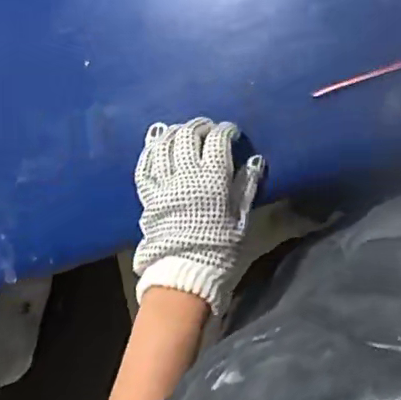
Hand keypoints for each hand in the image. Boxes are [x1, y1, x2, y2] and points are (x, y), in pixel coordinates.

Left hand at [133, 118, 263, 313]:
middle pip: (188, 136)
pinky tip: (155, 140)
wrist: (184, 274)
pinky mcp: (148, 194)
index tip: (229, 130)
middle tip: (207, 127)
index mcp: (213, 179)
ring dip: (174, 131)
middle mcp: (186, 174)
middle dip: (199, 126)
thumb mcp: (240, 219)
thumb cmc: (219, 249)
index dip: (224, 130)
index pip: (217, 141)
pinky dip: (150, 149)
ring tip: (182, 129)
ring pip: (165, 145)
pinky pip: (145, 164)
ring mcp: (164, 182)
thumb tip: (255, 160)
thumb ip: (246, 186)